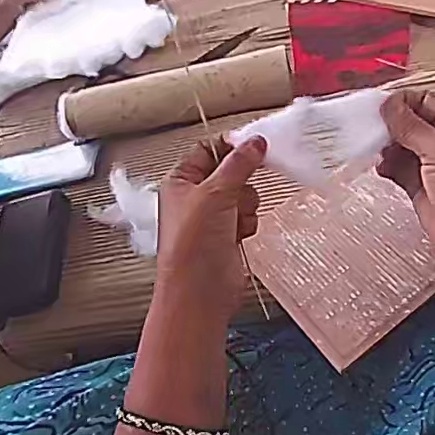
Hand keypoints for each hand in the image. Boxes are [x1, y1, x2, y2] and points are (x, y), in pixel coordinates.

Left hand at [156, 137, 265, 315]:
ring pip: (244, 194)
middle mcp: (194, 197)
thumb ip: (238, 164)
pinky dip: (248, 223)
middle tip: (237, 193)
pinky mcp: (227, 234)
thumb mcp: (215, 193)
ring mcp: (211, 216)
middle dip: (241, 183)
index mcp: (180, 180)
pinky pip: (248, 215)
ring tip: (234, 220)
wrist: (200, 292)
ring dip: (246, 205)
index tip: (254, 145)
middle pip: (231, 171)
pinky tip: (239, 234)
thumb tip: (254, 143)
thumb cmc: (192, 247)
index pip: (208, 149)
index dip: (230, 146)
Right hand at [377, 91, 434, 258]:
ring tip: (377, 149)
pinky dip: (386, 166)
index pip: (424, 102)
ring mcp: (432, 165)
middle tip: (373, 128)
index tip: (381, 106)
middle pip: (409, 124)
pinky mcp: (419, 186)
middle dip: (390, 125)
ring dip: (386, 146)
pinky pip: (397, 169)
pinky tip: (382, 167)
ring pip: (400, 147)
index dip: (402, 102)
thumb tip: (391, 106)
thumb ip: (411, 126)